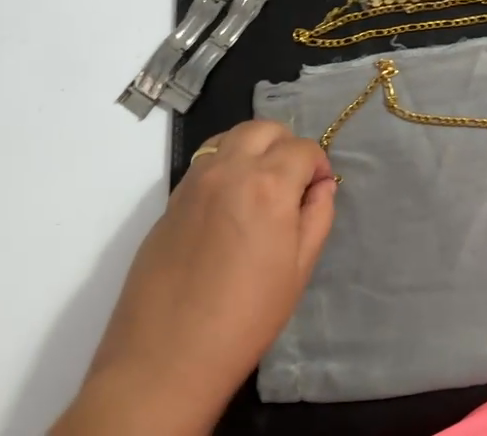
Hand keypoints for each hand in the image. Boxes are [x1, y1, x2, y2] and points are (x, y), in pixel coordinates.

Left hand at [53, 121, 335, 435]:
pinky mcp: (170, 199)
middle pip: (264, 128)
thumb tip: (320, 185)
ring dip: (253, 148)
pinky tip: (229, 205)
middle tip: (292, 182)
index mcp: (268, 184)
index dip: (318, 166)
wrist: (165, 357)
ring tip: (260, 188)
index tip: (318, 192)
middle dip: (286, 145)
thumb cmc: (245, 318)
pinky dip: (225, 165)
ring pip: (230, 137)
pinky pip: (205, 162)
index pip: (303, 148)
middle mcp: (228, 169)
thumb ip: (317, 215)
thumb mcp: (299, 269)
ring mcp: (193, 181)